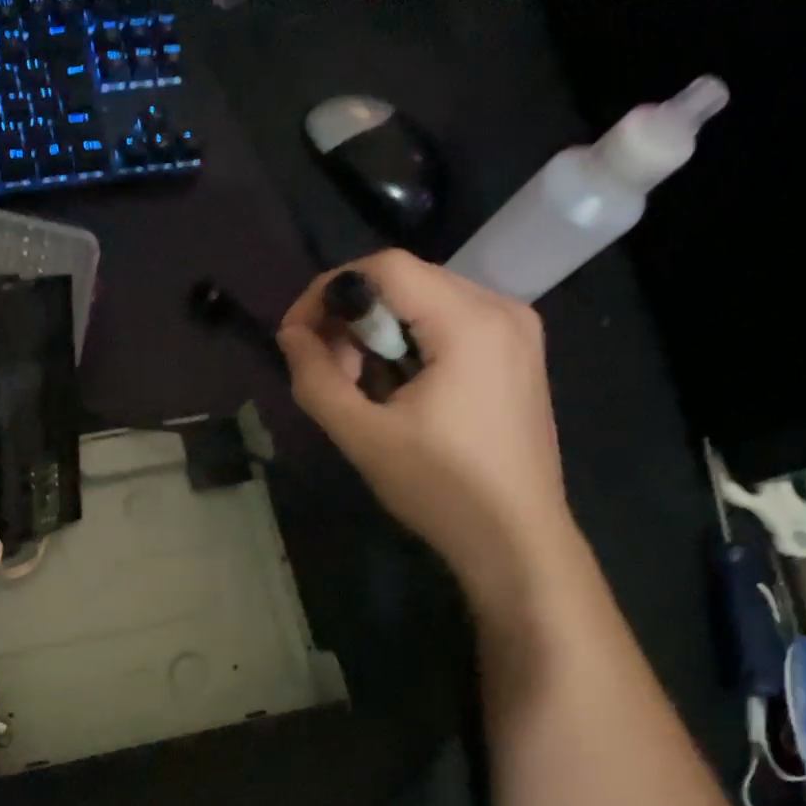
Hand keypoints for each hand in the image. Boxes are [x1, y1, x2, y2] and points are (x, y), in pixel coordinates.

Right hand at [277, 250, 577, 594]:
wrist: (515, 538)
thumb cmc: (439, 488)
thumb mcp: (363, 436)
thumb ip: (317, 379)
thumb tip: (289, 335)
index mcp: (470, 322)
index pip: (386, 267)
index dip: (328, 291)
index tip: (295, 336)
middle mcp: (501, 309)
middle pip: (406, 281)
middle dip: (351, 318)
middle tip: (327, 372)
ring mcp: (516, 330)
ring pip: (424, 302)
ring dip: (377, 333)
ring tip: (357, 386)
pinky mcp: (516, 354)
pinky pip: (449, 324)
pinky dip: (409, 343)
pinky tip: (394, 388)